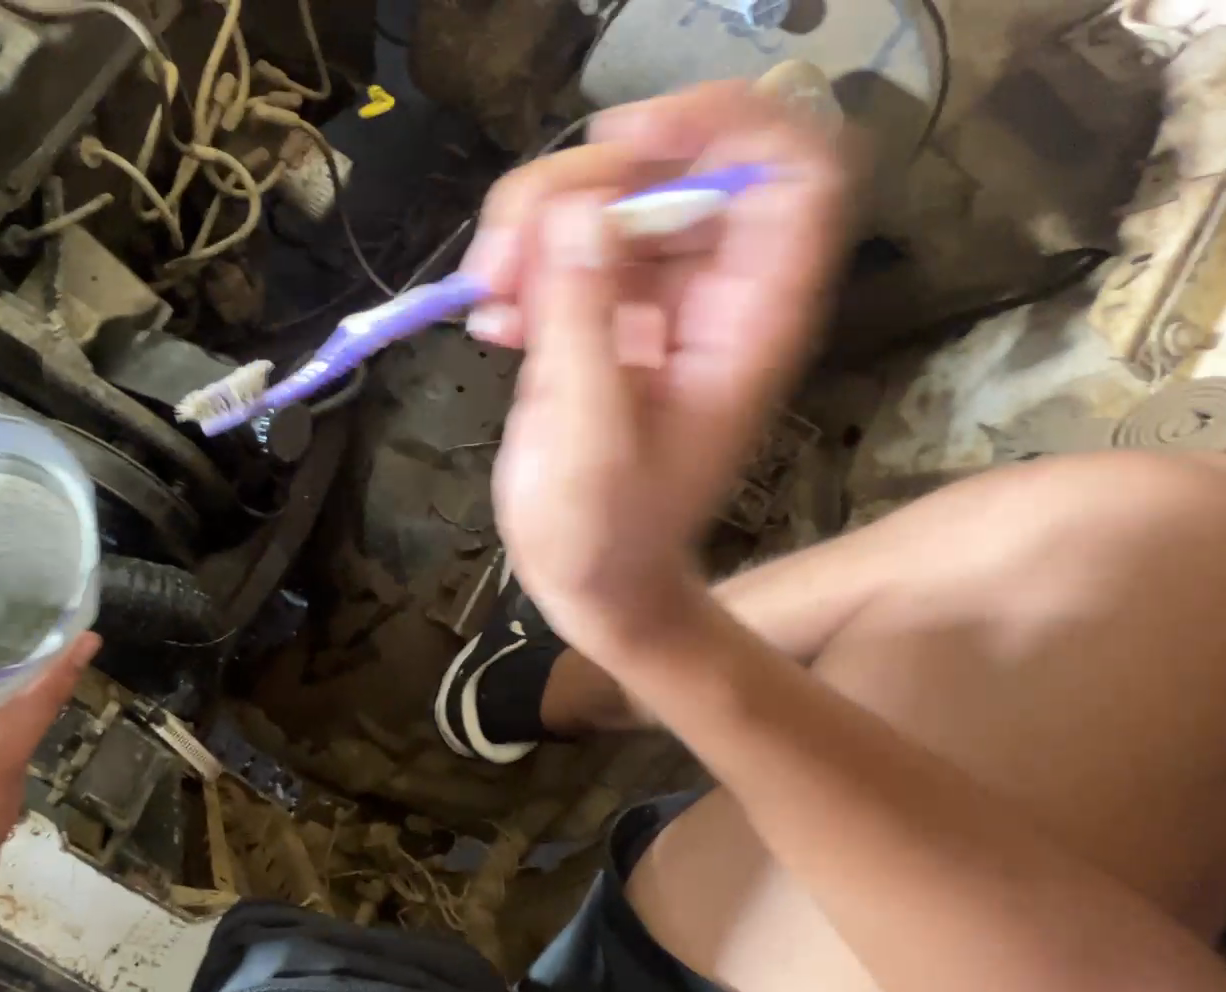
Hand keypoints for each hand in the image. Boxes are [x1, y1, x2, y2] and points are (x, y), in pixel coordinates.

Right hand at [465, 82, 848, 649]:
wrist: (589, 582)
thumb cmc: (602, 532)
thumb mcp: (588, 430)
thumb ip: (583, 319)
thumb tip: (572, 210)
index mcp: (746, 318)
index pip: (786, 170)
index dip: (719, 127)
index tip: (617, 145)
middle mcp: (706, 295)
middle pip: (665, 174)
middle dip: (571, 194)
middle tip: (499, 261)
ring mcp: (649, 307)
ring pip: (599, 206)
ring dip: (527, 235)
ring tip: (485, 301)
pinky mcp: (598, 322)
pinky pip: (559, 258)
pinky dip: (517, 275)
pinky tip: (491, 328)